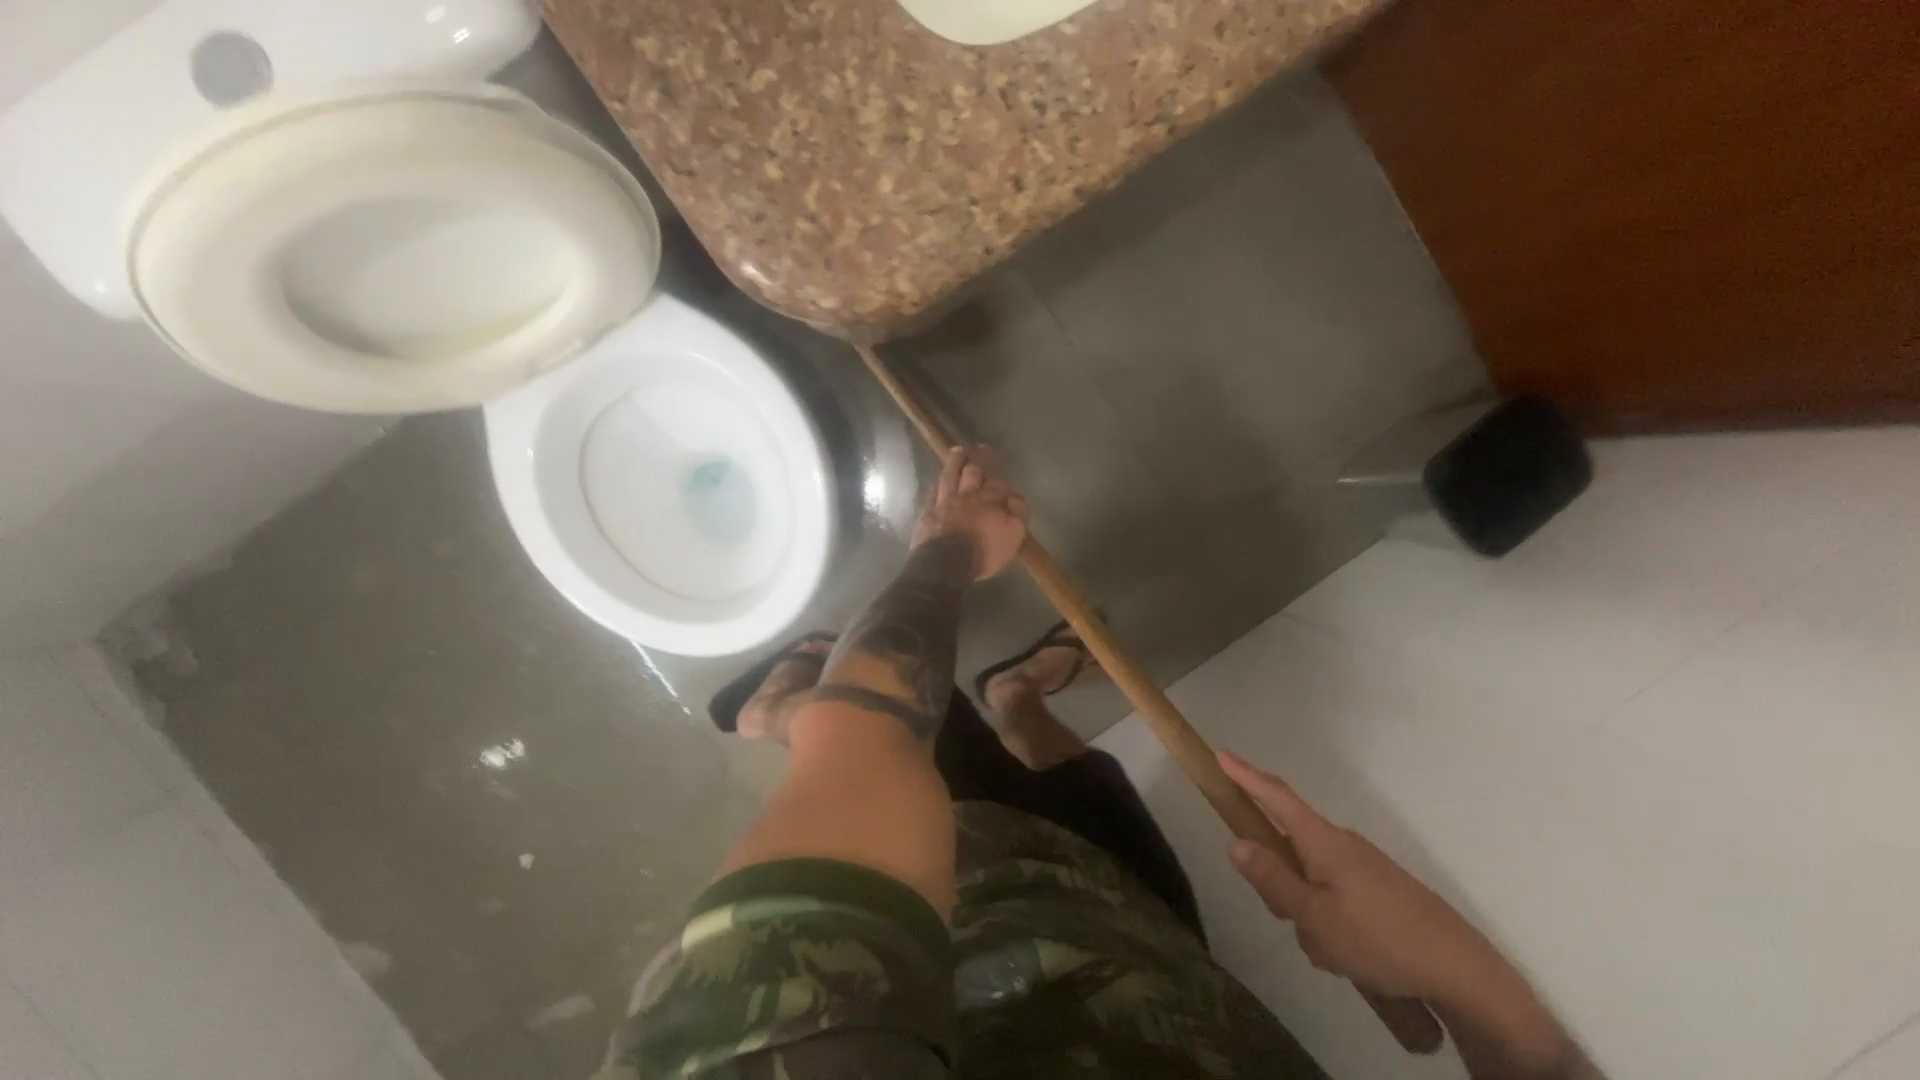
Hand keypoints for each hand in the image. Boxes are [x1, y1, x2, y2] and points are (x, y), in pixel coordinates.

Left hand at [912, 445, 1028, 580]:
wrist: (946, 563)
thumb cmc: (984, 552)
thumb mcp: (1013, 536)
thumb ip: (1018, 513)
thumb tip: (1015, 496)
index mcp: (990, 500)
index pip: (997, 479)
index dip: (997, 466)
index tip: (997, 456)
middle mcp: (967, 496)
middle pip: (972, 472)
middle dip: (977, 458)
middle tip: (979, 448)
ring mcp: (945, 502)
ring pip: (950, 476)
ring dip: (954, 462)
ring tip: (957, 451)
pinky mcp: (928, 513)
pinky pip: (932, 493)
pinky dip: (936, 484)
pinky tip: (937, 481)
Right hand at [1219, 750, 1514, 1003]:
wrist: (1461, 971)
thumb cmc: (1379, 938)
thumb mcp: (1314, 917)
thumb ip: (1272, 880)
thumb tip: (1237, 842)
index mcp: (1323, 842)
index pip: (1276, 797)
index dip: (1246, 776)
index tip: (1221, 754)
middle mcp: (1342, 846)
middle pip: (1290, 851)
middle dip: (1281, 886)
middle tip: (1292, 921)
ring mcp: (1364, 869)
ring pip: (1312, 884)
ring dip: (1310, 916)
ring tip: (1334, 953)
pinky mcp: (1380, 893)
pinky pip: (1336, 901)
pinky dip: (1332, 927)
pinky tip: (1352, 958)